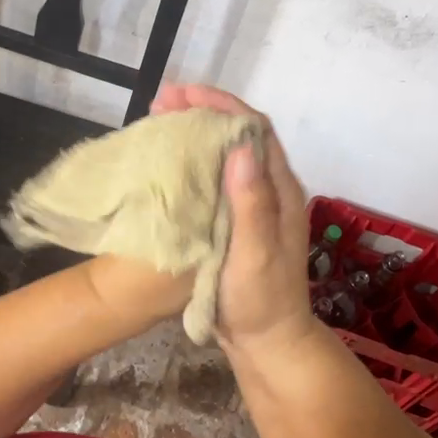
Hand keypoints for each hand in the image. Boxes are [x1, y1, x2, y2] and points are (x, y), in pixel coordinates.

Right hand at [150, 84, 316, 348]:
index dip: (221, 105)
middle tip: (160, 103)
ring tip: (158, 124)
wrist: (267, 342)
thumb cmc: (261, 299)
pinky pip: (215, 177)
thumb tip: (239, 147)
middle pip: (239, 134)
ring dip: (196, 133)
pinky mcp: (235, 220)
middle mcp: (269, 189)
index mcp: (280, 190)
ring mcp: (253, 205)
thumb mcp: (256, 253)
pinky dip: (192, 161)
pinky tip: (167, 166)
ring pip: (225, 153)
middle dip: (203, 111)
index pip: (254, 129)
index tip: (182, 95)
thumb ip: (252, 203)